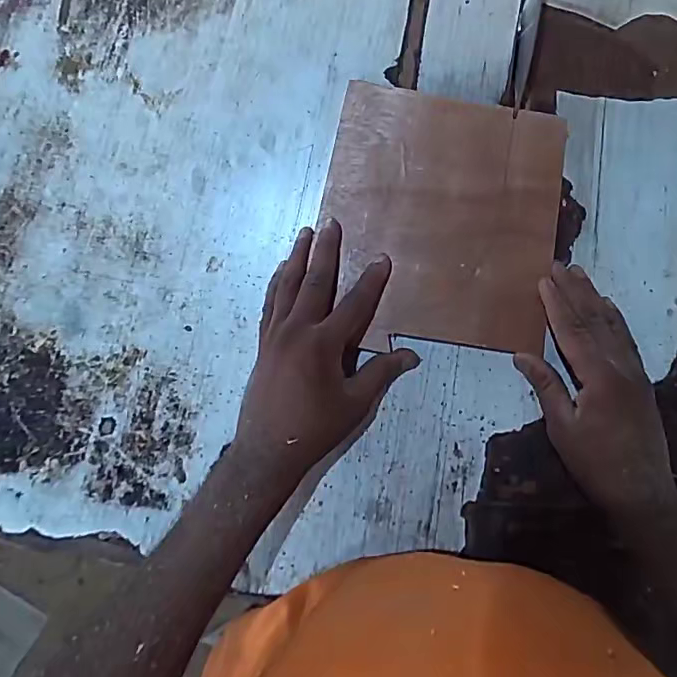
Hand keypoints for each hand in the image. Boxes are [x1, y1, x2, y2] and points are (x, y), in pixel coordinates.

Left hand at [233, 220, 420, 485]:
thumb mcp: (355, 404)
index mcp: (323, 344)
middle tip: (331, 224)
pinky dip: (276, 283)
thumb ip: (381, 373)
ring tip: (304, 234)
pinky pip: (270, 304)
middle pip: (314, 282)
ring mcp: (276, 335)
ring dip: (298, 258)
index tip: (381, 258)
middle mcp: (297, 331)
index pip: (353, 305)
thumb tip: (412, 355)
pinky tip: (281, 270)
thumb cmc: (315, 428)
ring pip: (287, 287)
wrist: (266, 452)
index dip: (371, 281)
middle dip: (326, 251)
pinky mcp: (264, 343)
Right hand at [514, 263, 676, 519]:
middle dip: (574, 291)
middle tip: (560, 264)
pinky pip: (626, 338)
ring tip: (581, 274)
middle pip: (592, 319)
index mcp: (598, 376)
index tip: (544, 279)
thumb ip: (546, 387)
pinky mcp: (641, 379)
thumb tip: (521, 355)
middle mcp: (619, 365)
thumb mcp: (563, 429)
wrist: (644, 493)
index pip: (572, 330)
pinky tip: (609, 306)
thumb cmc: (597, 465)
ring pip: (611, 324)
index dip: (556, 303)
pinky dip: (615, 318)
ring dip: (594, 297)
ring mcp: (634, 370)